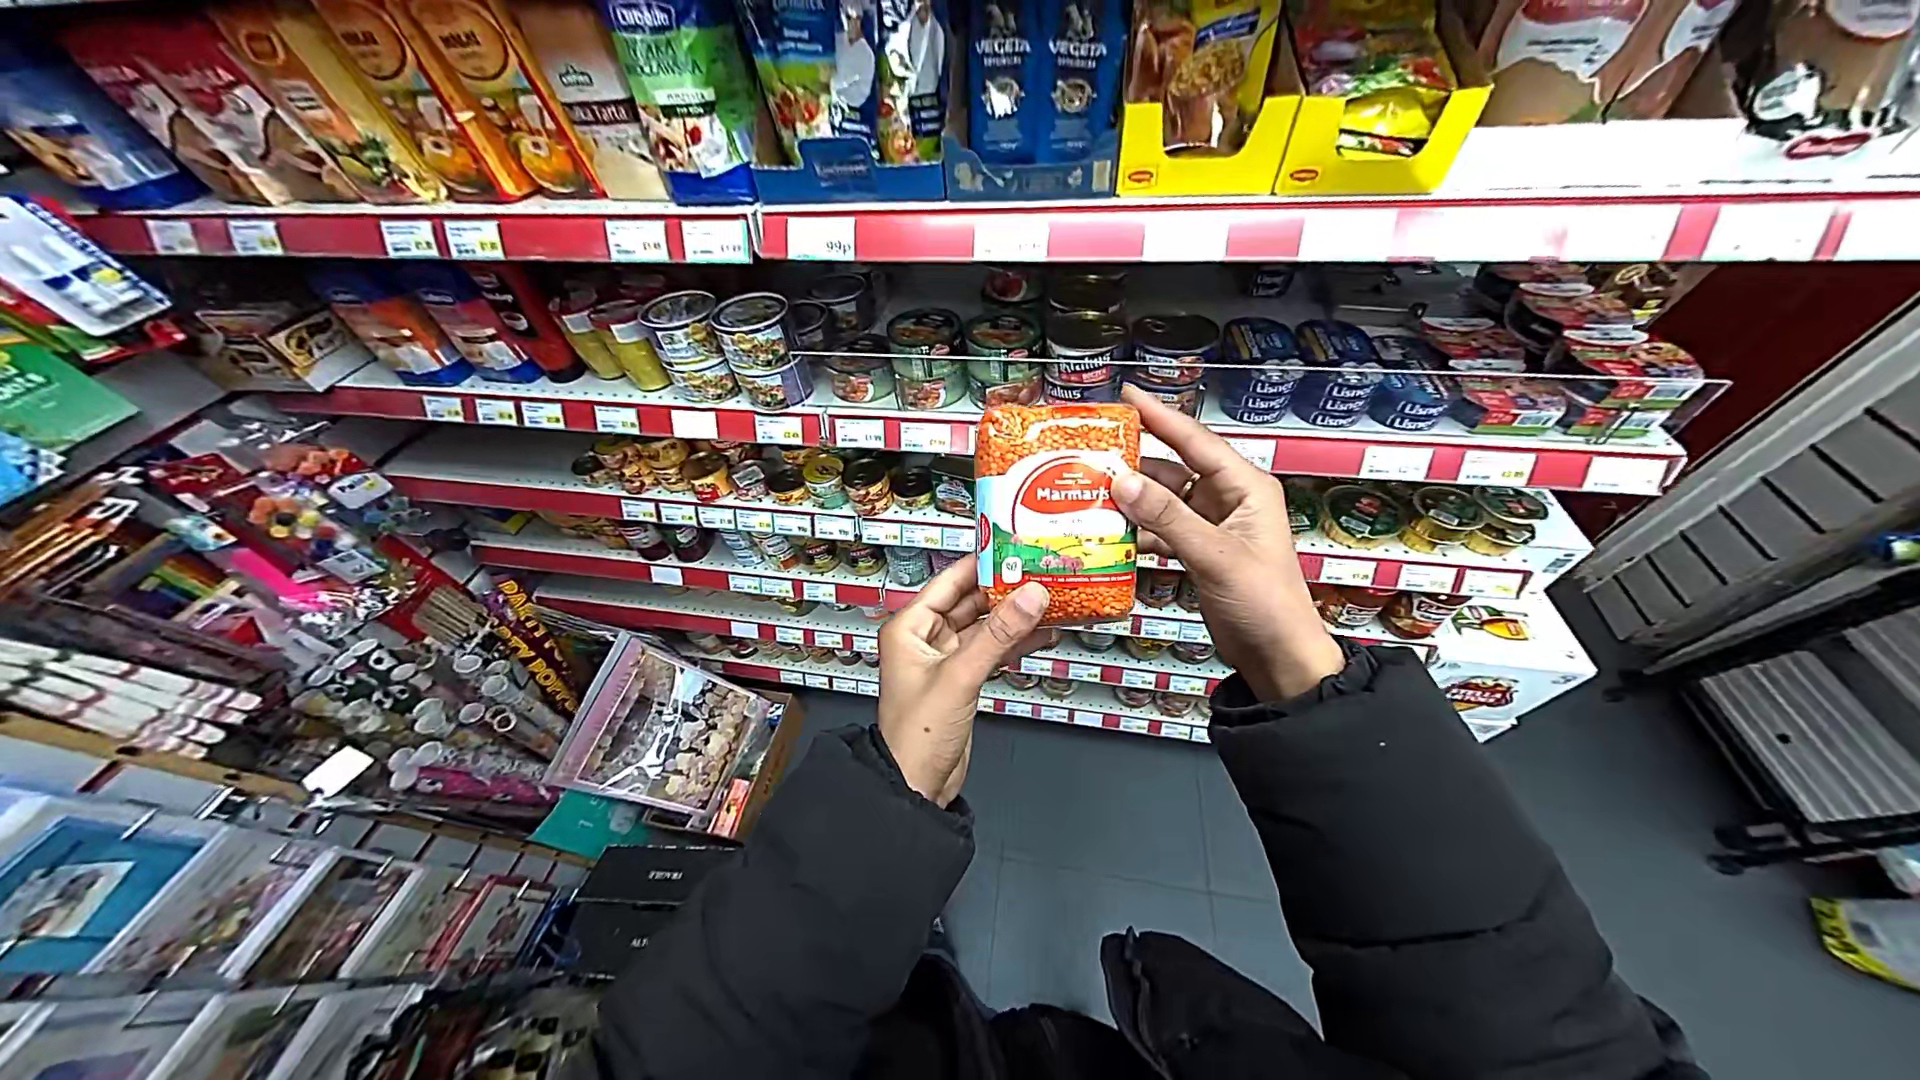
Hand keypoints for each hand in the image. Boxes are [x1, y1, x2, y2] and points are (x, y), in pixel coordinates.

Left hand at [878, 555, 1051, 805]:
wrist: (917, 786)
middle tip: (1039, 572)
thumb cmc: (916, 735)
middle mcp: (926, 638)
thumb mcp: (960, 675)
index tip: (1012, 548)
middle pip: (971, 601)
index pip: (949, 581)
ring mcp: (947, 659)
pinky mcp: (964, 678)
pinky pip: (993, 650)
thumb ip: (998, 634)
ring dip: (1015, 616)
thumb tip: (1030, 595)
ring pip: (985, 626)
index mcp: (910, 627)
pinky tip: (1043, 633)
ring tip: (1050, 599)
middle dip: (1005, 589)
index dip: (980, 563)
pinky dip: (1016, 642)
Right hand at [1113, 384, 1344, 702]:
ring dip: (1131, 500)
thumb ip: (1167, 517)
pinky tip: (1111, 534)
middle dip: (1134, 462)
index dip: (1159, 416)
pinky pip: (1160, 530)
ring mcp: (1210, 526)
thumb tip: (1122, 481)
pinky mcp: (1197, 551)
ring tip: (1089, 494)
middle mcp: (1226, 500)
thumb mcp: (1215, 555)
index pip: (1195, 441)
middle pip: (1172, 469)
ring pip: (1162, 501)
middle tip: (1092, 452)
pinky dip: (1137, 532)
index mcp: (1244, 488)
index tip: (1126, 396)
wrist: (1276, 656)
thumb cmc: (1263, 602)